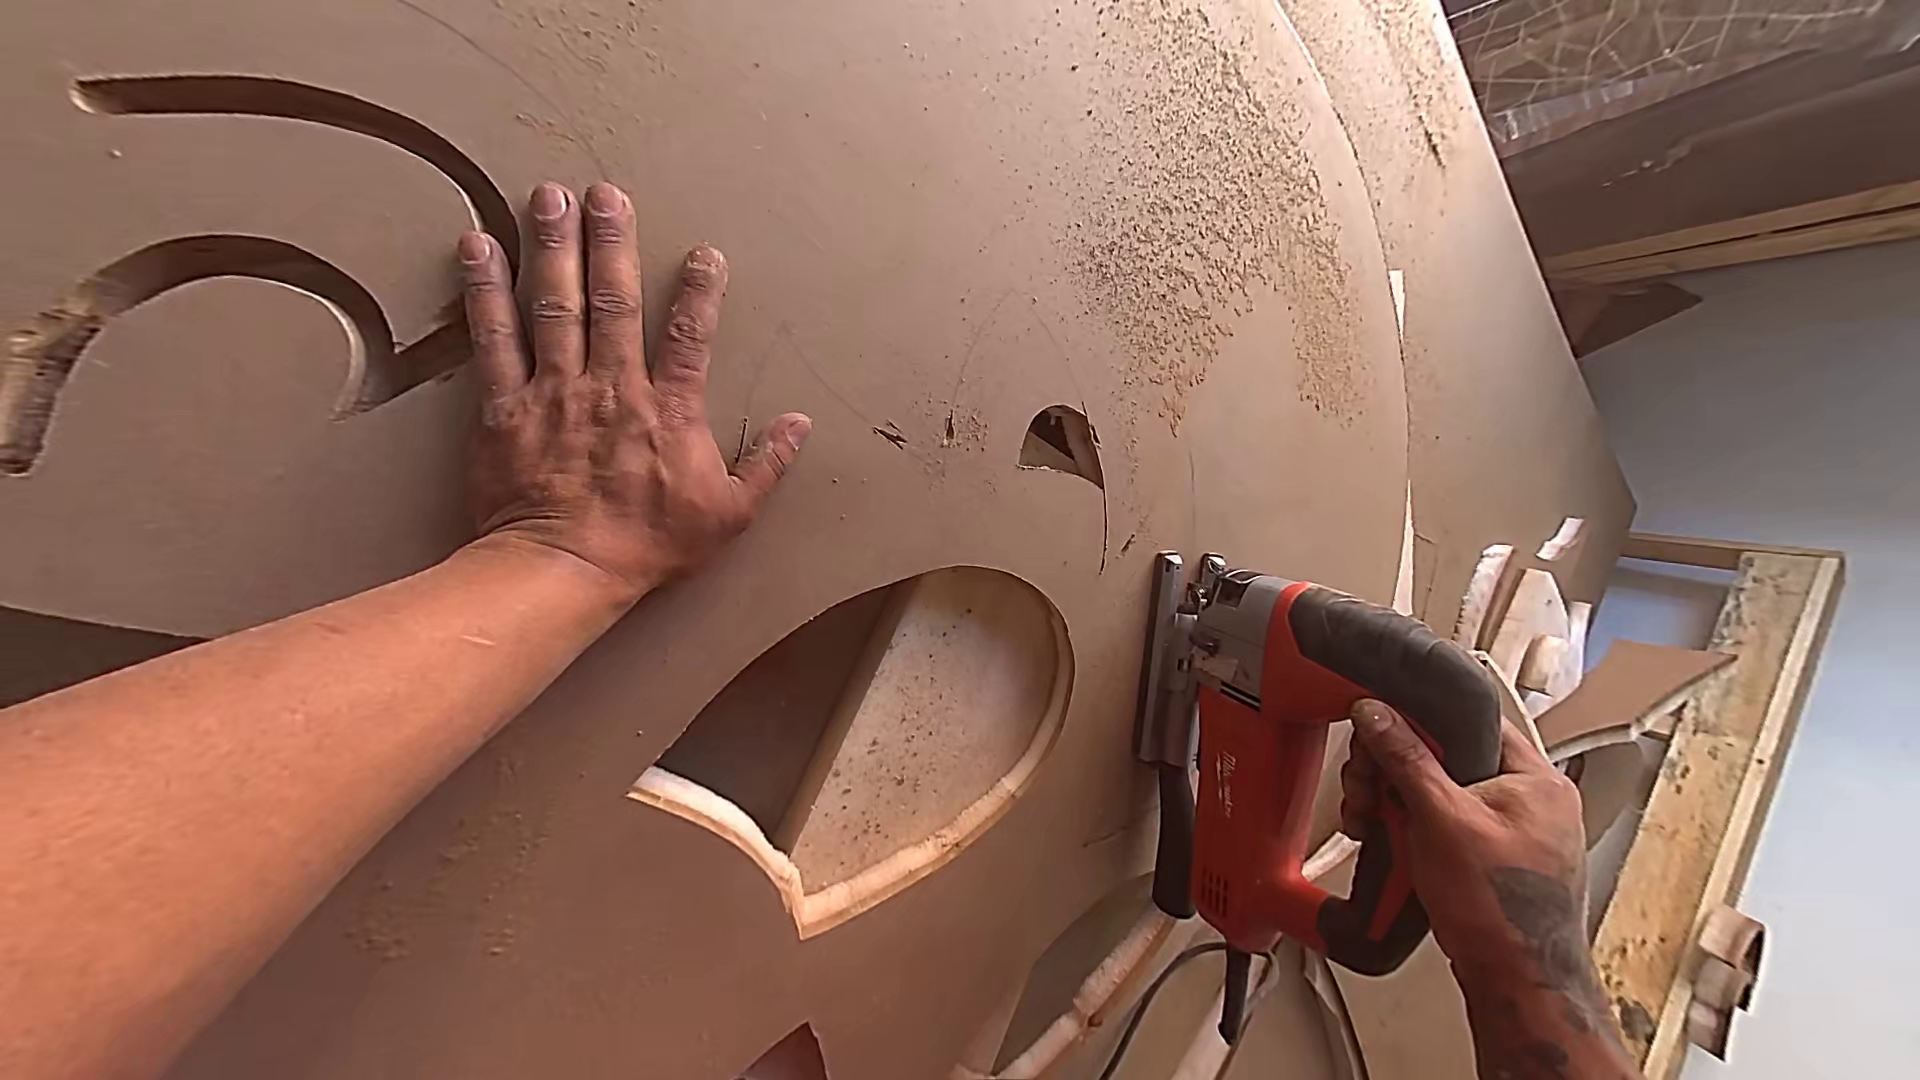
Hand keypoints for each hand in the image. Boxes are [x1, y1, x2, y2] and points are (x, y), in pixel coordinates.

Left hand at [456, 181, 810, 602]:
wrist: (568, 568)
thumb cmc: (654, 542)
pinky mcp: (507, 406)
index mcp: (670, 412)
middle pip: (614, 302)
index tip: (705, 254)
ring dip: (553, 248)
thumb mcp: (731, 512)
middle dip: (613, 244)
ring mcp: (556, 392)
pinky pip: (495, 339)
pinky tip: (478, 245)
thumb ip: (767, 464)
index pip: (689, 338)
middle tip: (606, 193)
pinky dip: (485, 290)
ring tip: (549, 196)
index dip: (700, 293)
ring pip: (554, 306)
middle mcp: (613, 388)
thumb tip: (799, 424)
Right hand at [1340, 700, 1594, 995]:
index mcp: (1531, 778)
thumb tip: (1375, 711)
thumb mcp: (1439, 816)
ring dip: (1381, 793)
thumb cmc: (1501, 906)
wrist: (1513, 979)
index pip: (1466, 718)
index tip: (1378, 727)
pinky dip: (1393, 816)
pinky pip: (1420, 808)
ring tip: (1367, 816)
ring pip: (1419, 779)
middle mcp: (1516, 794)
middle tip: (1367, 785)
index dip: (1415, 717)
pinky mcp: (1470, 840)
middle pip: (1432, 750)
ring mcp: (1492, 819)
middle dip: (1385, 767)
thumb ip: (1405, 757)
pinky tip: (1377, 830)